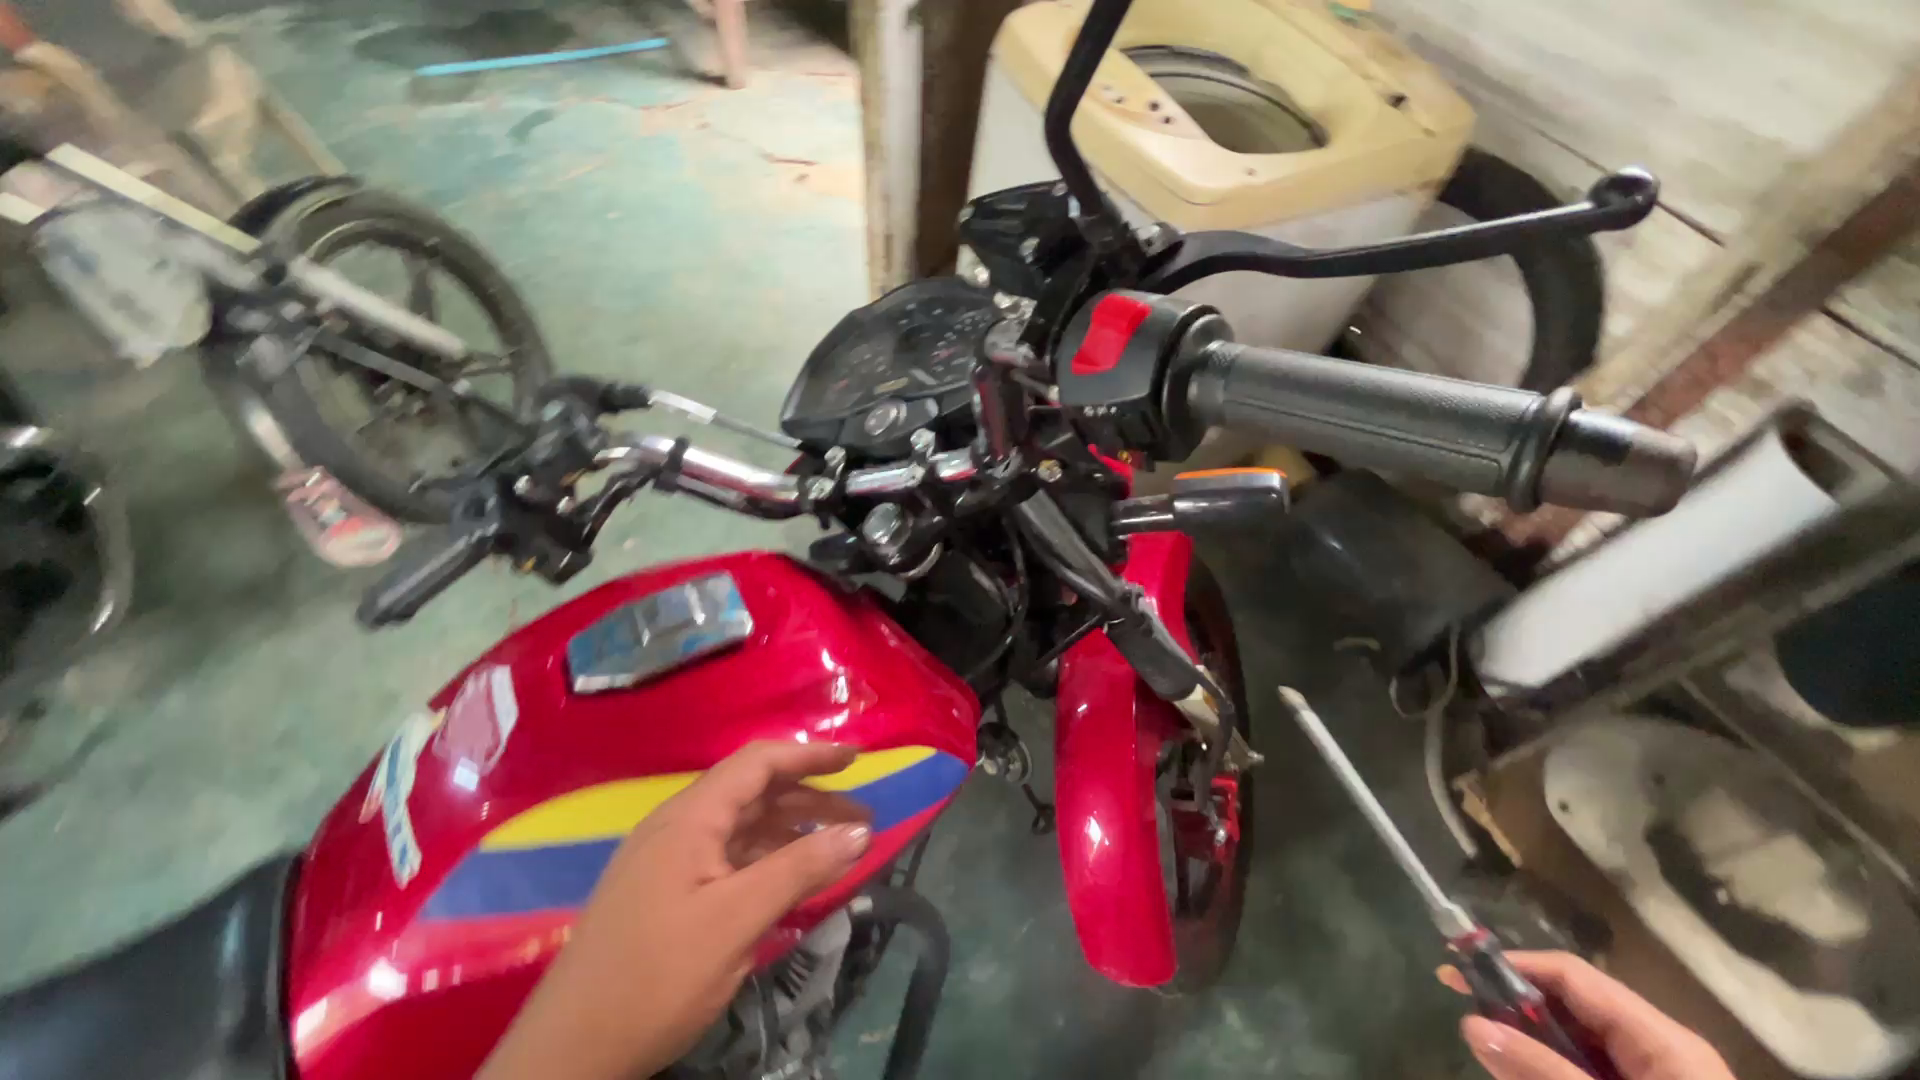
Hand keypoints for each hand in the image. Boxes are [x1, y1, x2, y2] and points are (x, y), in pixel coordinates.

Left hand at [479, 740, 873, 1079]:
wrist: (569, 1053)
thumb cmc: (656, 977)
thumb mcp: (737, 921)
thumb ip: (799, 869)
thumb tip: (861, 831)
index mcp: (689, 818)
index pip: (757, 763)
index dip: (810, 754)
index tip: (858, 759)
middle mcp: (677, 827)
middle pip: (753, 793)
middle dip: (810, 798)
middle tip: (862, 817)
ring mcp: (667, 862)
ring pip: (742, 828)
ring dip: (791, 831)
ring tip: (839, 849)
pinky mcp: (665, 894)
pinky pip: (727, 859)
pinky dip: (767, 860)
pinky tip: (792, 882)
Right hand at [1440, 951, 1736, 1079]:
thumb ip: (1543, 1072)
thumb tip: (1471, 1025)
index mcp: (1662, 1039)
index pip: (1572, 975)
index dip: (1514, 967)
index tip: (1458, 973)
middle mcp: (1660, 1049)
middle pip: (1574, 1007)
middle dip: (1519, 1012)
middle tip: (1468, 1021)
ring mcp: (1658, 1079)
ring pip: (1579, 1043)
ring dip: (1534, 1048)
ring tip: (1497, 1060)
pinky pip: (1591, 1072)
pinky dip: (1556, 1072)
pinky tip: (1528, 1079)